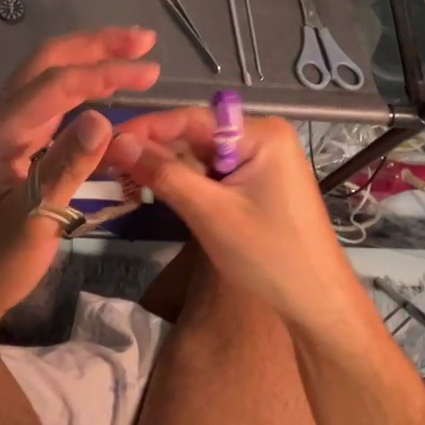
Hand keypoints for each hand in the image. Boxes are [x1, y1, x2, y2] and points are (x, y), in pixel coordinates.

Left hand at [0, 27, 159, 323]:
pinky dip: (80, 87)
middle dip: (94, 46)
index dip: (103, 72)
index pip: (55, 84)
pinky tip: (104, 90)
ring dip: (88, 60)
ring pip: (47, 78)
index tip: (149, 70)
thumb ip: (64, 168)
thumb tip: (101, 118)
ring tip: (131, 53)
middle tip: (143, 40)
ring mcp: (4, 131)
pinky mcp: (13, 145)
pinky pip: (48, 102)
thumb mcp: (31, 222)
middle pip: (46, 63)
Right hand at [105, 110, 363, 337]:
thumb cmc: (269, 256)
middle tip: (109, 163)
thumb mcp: (210, 213)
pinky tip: (157, 189)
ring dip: (167, 167)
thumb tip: (118, 142)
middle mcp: (263, 136)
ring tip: (124, 177)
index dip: (146, 128)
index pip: (191, 118)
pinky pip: (214, 172)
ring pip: (201, 154)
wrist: (318, 306)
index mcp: (261, 133)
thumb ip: (164, 173)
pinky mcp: (258, 182)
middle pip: (195, 134)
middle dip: (154, 149)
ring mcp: (262, 160)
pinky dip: (186, 181)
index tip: (106, 139)